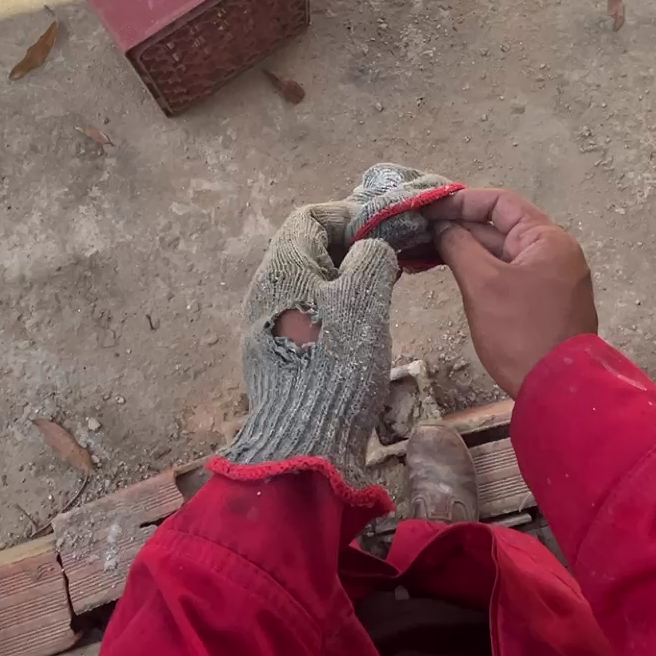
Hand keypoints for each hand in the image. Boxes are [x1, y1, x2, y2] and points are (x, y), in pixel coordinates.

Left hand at [223, 203, 399, 480]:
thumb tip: (370, 249)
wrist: (304, 442)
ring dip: (347, 277)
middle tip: (389, 258)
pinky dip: (338, 306)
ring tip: (383, 289)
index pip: (309, 217)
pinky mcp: (276, 353)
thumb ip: (371, 257)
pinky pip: (308, 311)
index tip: (382, 227)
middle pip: (309, 248)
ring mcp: (267, 323)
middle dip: (351, 246)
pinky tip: (361, 325)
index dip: (347, 214)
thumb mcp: (364, 298)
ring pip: (311, 282)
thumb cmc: (335, 361)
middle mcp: (266, 289)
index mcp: (282, 266)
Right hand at [425, 188, 597, 397]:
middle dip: (458, 227)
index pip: (501, 203)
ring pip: (500, 253)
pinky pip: (506, 274)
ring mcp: (549, 278)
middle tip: (418, 231)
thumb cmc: (520, 332)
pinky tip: (450, 272)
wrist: (558, 393)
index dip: (462, 202)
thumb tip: (442, 227)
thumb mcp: (483, 283)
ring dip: (464, 250)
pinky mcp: (541, 301)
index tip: (429, 210)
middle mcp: (553, 252)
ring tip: (424, 251)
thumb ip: (459, 246)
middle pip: (499, 227)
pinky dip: (478, 270)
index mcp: (547, 240)